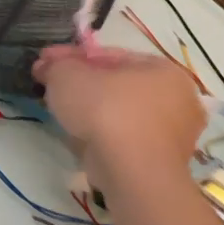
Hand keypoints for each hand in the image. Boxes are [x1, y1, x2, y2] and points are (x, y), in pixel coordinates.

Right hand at [33, 45, 204, 191]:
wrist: (132, 169)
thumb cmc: (104, 109)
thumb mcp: (65, 74)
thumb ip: (54, 64)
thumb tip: (47, 67)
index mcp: (163, 69)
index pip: (107, 55)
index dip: (68, 56)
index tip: (42, 62)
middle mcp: (180, 97)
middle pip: (117, 83)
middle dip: (82, 82)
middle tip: (50, 85)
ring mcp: (178, 130)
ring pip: (122, 109)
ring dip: (92, 107)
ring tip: (62, 111)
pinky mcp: (166, 156)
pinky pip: (127, 133)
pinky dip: (104, 130)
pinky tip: (81, 133)